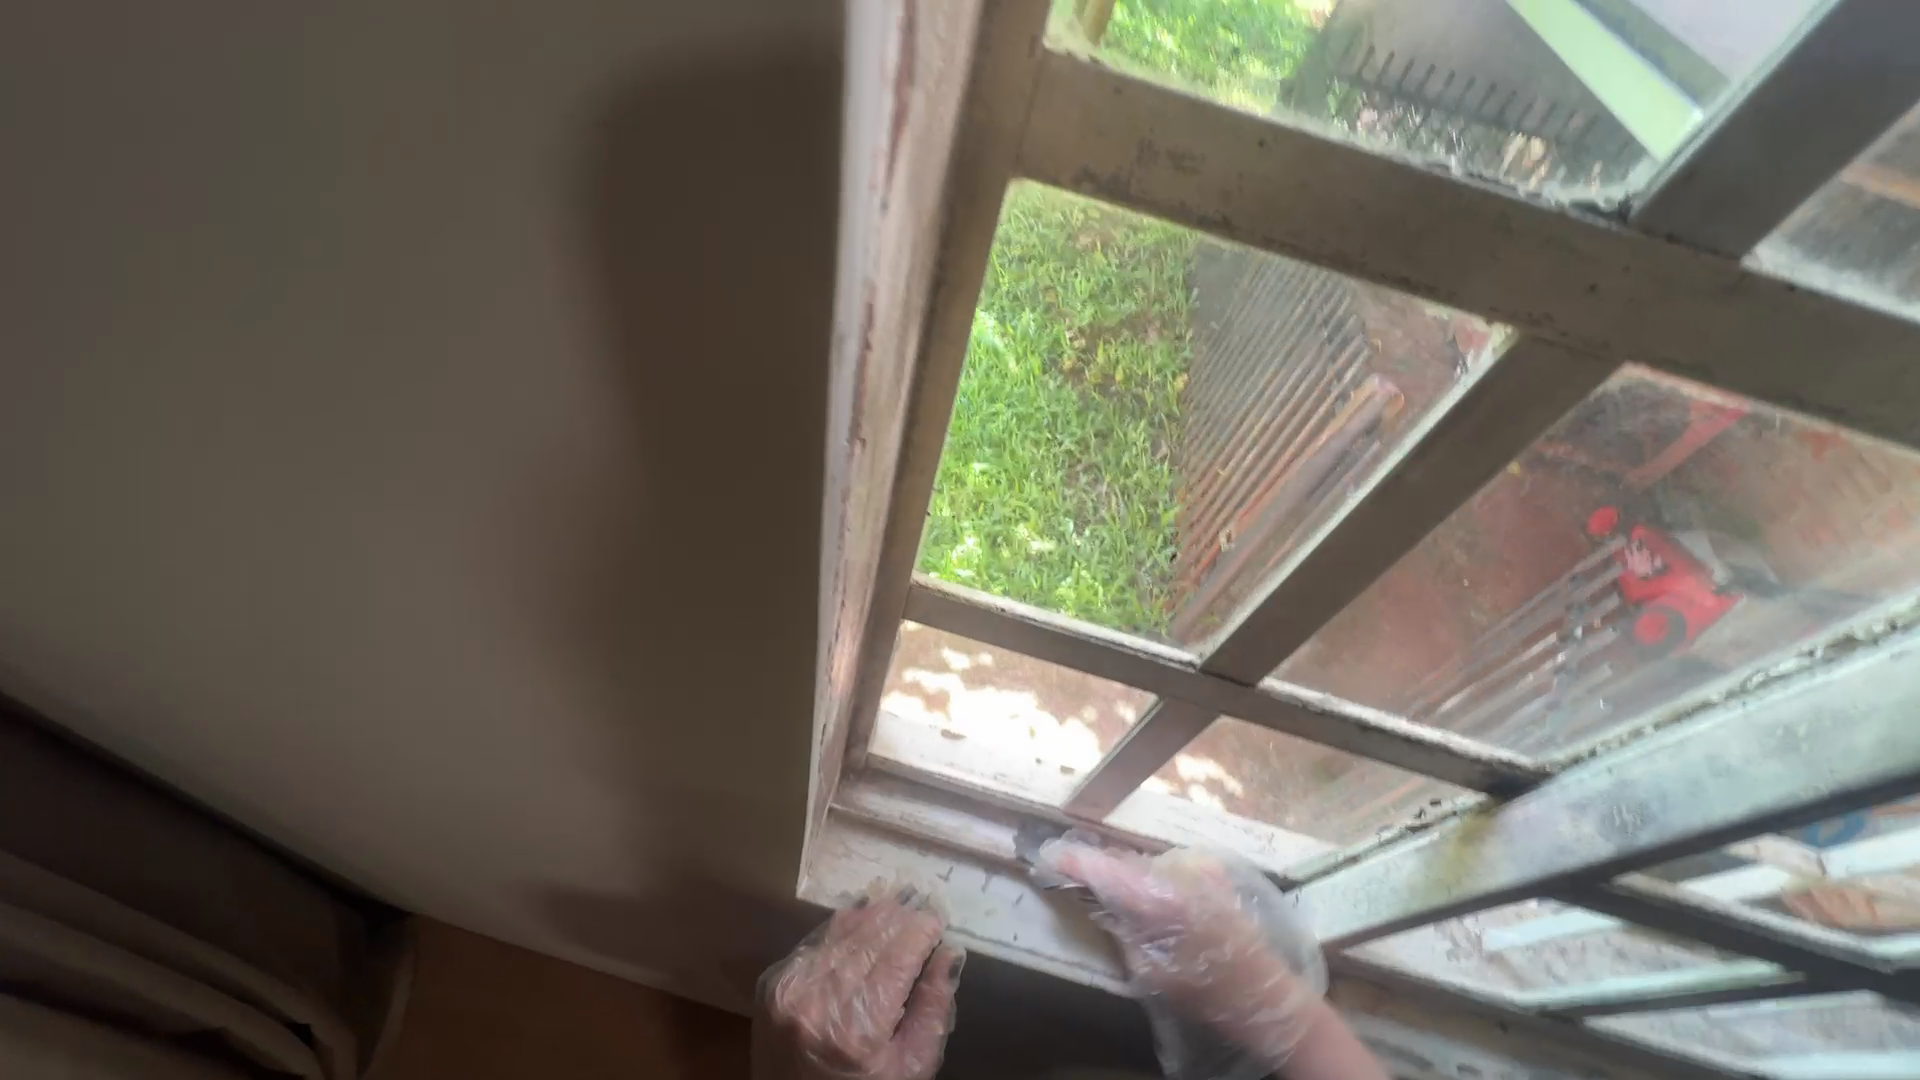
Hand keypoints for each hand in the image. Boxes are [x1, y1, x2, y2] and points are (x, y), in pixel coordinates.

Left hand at [753, 889, 965, 1079]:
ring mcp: (792, 985)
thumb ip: (934, 1008)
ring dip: (875, 911)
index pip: (899, 956)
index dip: (922, 930)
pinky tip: (865, 911)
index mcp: (859, 1027)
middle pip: (872, 935)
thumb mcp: (911, 1065)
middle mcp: (821, 998)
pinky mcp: (774, 979)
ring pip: (844, 928)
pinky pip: (819, 936)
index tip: (939, 917)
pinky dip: (845, 922)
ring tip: (900, 899)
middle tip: (923, 900)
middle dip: (902, 915)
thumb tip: (951, 953)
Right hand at [1036, 841, 1324, 1067]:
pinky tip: (1156, 900)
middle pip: (1118, 858)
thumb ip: (1117, 924)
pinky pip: (1165, 864)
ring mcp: (1194, 863)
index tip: (1042, 853)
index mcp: (1152, 897)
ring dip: (1124, 872)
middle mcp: (1171, 869)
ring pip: (1141, 861)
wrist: (1262, 992)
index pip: (1096, 864)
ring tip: (1115, 892)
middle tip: (1069, 873)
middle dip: (1093, 865)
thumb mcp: (1145, 968)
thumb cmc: (1199, 990)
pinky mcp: (1210, 864)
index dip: (1066, 858)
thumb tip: (1091, 895)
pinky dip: (1152, 876)